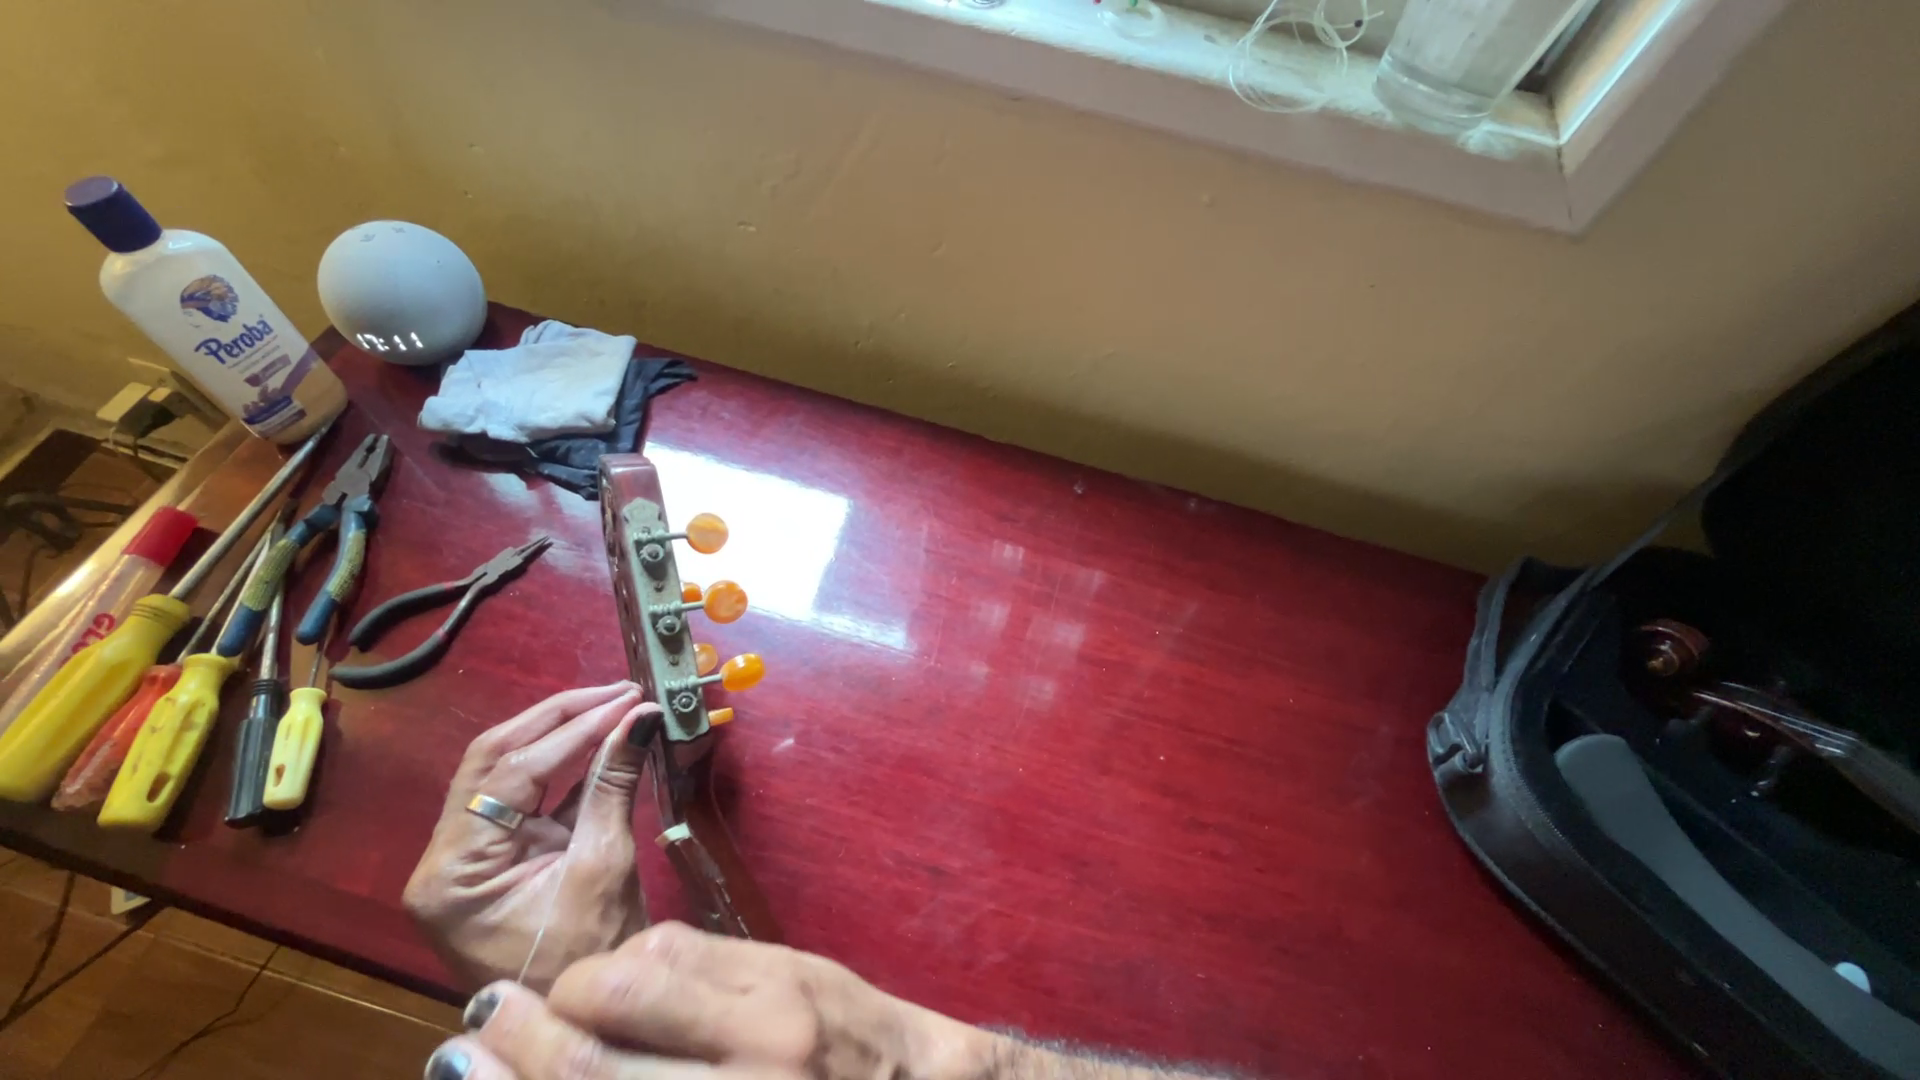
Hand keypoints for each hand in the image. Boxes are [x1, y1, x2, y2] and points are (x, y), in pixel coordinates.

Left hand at [404, 682, 659, 991]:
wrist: (577, 1018)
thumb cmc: (588, 953)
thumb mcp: (603, 865)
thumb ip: (614, 785)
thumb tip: (642, 719)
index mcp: (453, 867)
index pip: (512, 771)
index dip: (574, 729)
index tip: (627, 700)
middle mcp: (445, 852)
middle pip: (495, 757)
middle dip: (561, 716)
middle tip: (619, 691)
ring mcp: (468, 850)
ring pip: (507, 768)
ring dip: (562, 731)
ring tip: (615, 703)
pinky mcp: (497, 851)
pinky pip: (526, 793)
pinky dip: (566, 762)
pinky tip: (601, 737)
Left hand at [424, 922, 997, 1079]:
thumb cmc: (844, 1026)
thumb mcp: (786, 971)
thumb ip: (700, 965)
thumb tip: (608, 970)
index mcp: (767, 1016)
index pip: (638, 983)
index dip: (580, 983)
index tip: (566, 983)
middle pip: (593, 1071)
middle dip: (522, 1041)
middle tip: (476, 1019)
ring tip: (460, 1062)